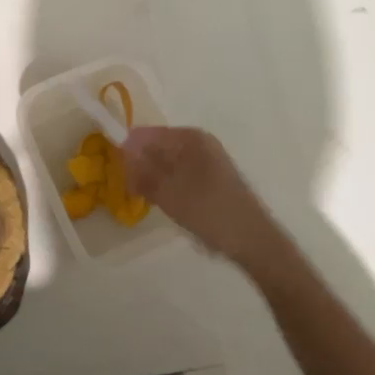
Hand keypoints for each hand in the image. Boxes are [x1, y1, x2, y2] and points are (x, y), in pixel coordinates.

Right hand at [122, 126, 282, 269]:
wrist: (252, 239)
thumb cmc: (209, 212)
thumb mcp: (168, 193)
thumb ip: (142, 172)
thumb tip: (123, 155)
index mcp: (189, 138)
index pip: (145, 134)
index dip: (128, 152)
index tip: (121, 177)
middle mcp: (199, 142)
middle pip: (156, 147)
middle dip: (141, 168)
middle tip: (136, 194)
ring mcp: (208, 160)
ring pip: (167, 164)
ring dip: (155, 180)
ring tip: (155, 203)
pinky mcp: (212, 178)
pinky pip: (180, 175)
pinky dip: (170, 187)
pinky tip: (173, 207)